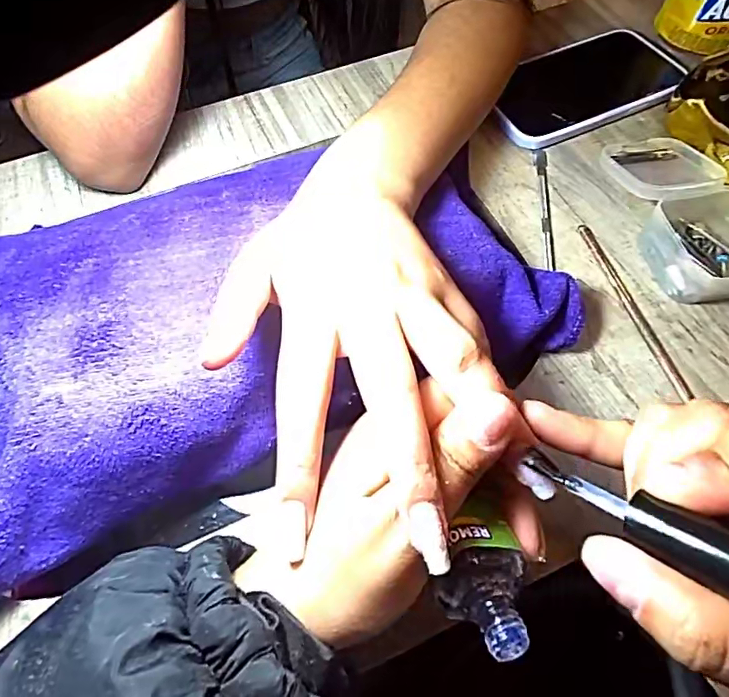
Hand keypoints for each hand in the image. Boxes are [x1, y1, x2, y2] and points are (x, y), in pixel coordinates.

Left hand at [199, 143, 517, 573]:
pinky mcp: (453, 296)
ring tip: (502, 500)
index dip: (297, 472)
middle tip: (423, 542)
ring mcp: (419, 300)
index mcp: (314, 308)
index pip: (300, 398)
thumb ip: (233, 312)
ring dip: (479, 434)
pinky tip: (518, 444)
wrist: (360, 185)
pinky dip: (503, 398)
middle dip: (410, 469)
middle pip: (393, 393)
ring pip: (459, 368)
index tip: (295, 538)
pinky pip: (483, 351)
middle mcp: (372, 307)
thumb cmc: (301, 235)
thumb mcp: (255, 263)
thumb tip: (210, 363)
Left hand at [234, 387, 521, 647]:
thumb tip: (498, 403)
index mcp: (387, 422)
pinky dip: (487, 496)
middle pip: (471, 413)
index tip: (531, 469)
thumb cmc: (342, 572)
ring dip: (504, 484)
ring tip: (521, 534)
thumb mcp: (402, 523)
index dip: (506, 422)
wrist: (302, 604)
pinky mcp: (404, 468)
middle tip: (529, 512)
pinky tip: (501, 527)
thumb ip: (448, 463)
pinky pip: (458, 466)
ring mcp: (397, 443)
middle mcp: (391, 421)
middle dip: (512, 459)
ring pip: (470, 442)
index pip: (460, 386)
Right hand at [525, 392, 728, 696]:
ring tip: (640, 518)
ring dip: (638, 466)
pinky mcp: (688, 468)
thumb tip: (610, 558)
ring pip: (669, 422)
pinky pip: (632, 436)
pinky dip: (588, 436)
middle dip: (668, 471)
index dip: (728, 452)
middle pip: (714, 421)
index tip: (680, 496)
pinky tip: (549, 425)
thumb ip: (710, 627)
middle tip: (656, 527)